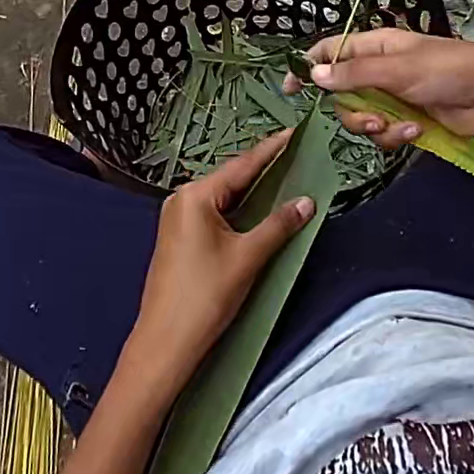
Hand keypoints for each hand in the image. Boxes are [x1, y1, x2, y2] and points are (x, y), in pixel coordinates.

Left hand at [115, 130, 316, 403]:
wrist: (166, 340)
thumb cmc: (205, 295)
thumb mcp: (247, 257)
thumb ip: (278, 225)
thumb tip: (306, 202)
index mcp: (195, 197)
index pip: (241, 166)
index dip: (271, 150)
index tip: (293, 133)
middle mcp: (182, 200)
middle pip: (231, 179)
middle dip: (263, 171)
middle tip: (295, 157)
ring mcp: (178, 219)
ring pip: (224, 198)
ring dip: (253, 193)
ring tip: (285, 180)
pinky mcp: (180, 238)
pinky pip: (215, 215)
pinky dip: (240, 212)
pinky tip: (260, 213)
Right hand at [283, 29, 473, 149]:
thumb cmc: (450, 69)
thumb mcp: (399, 68)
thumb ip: (354, 73)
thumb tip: (314, 75)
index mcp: (374, 46)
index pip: (330, 52)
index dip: (308, 67)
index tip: (290, 88)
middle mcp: (377, 71)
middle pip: (341, 95)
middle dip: (353, 113)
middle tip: (371, 120)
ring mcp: (390, 97)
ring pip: (359, 119)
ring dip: (376, 128)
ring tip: (402, 127)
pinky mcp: (402, 120)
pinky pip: (381, 134)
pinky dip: (395, 136)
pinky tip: (415, 132)